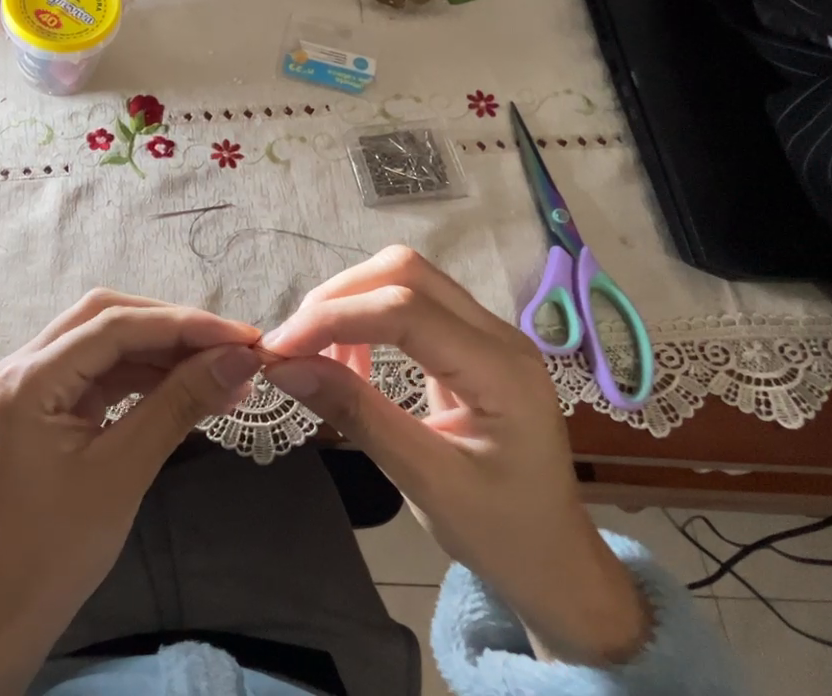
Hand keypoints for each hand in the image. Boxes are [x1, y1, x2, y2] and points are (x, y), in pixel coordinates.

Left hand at [0, 290, 259, 694]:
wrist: (18, 595)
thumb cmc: (64, 542)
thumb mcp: (126, 469)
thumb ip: (179, 403)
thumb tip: (239, 359)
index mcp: (29, 378)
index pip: (112, 326)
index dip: (182, 325)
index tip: (242, 336)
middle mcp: (24, 364)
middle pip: (106, 318)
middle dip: (172, 327)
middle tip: (234, 346)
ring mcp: (34, 380)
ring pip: (106, 340)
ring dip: (164, 351)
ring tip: (225, 370)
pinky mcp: (50, 399)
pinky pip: (103, 369)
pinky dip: (147, 374)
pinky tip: (191, 385)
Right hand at [260, 247, 651, 666]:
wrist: (553, 559)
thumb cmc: (498, 530)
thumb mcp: (422, 479)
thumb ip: (355, 412)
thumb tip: (282, 367)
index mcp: (500, 371)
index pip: (404, 310)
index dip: (333, 319)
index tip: (278, 352)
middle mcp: (498, 335)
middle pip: (404, 273)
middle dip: (336, 298)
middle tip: (292, 346)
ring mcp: (487, 334)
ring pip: (403, 277)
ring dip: (346, 302)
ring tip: (311, 349)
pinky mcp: (470, 344)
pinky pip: (409, 304)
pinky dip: (364, 316)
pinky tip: (345, 358)